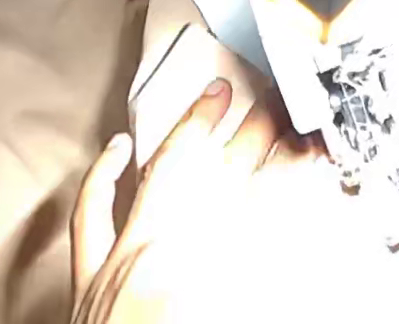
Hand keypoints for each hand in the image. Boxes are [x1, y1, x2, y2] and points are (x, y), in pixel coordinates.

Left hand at [69, 79, 398, 323]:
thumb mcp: (242, 312)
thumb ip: (263, 283)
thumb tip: (284, 245)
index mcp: (208, 280)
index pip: (262, 204)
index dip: (289, 168)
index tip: (307, 146)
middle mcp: (162, 258)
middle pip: (217, 177)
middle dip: (251, 137)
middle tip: (276, 109)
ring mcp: (122, 261)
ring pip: (161, 173)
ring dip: (191, 131)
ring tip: (216, 97)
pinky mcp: (91, 277)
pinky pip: (92, 211)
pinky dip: (104, 173)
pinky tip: (118, 146)